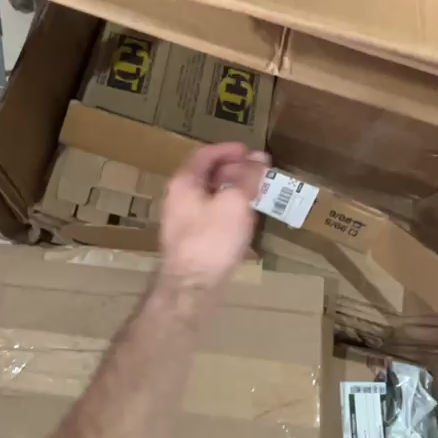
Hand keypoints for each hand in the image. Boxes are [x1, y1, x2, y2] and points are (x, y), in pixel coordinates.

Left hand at [157, 142, 267, 297]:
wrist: (191, 288)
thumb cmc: (212, 240)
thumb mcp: (236, 203)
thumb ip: (248, 177)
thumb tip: (259, 158)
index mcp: (184, 181)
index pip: (206, 154)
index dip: (229, 149)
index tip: (250, 151)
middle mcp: (178, 197)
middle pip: (206, 173)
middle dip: (234, 169)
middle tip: (257, 171)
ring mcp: (181, 220)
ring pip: (209, 194)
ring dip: (232, 189)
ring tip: (255, 192)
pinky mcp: (189, 240)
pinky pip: (209, 213)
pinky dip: (227, 207)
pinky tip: (243, 218)